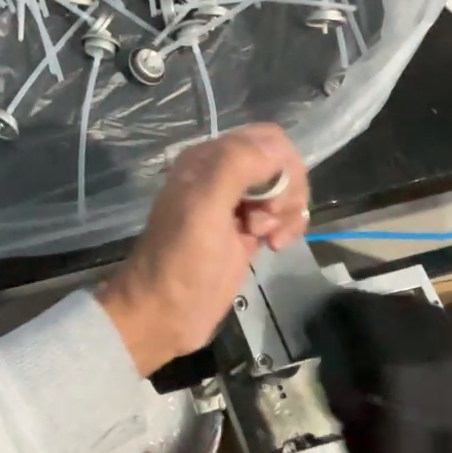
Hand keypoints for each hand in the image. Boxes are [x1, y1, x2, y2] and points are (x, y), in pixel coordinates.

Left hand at [96, 123, 307, 376]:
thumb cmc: (181, 260)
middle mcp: (221, 175)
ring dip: (287, 211)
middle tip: (266, 220)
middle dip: (287, 191)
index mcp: (206, 159)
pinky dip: (287, 226)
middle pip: (280, 163)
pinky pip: (281, 214)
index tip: (272, 200)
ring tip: (267, 236)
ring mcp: (234, 204)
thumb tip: (277, 149)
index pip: (266, 139)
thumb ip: (235, 167)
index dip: (282, 166)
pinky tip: (274, 245)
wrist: (164, 313)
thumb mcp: (203, 207)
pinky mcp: (245, 231)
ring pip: (284, 189)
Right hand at [313, 290, 451, 452]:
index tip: (322, 313)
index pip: (361, 302)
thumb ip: (333, 359)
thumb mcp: (344, 406)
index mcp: (394, 348)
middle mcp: (431, 343)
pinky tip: (411, 360)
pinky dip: (424, 338)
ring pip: (428, 315)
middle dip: (370, 304)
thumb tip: (323, 329)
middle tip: (350, 320)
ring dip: (400, 316)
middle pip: (397, 301)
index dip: (337, 304)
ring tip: (381, 334)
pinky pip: (446, 340)